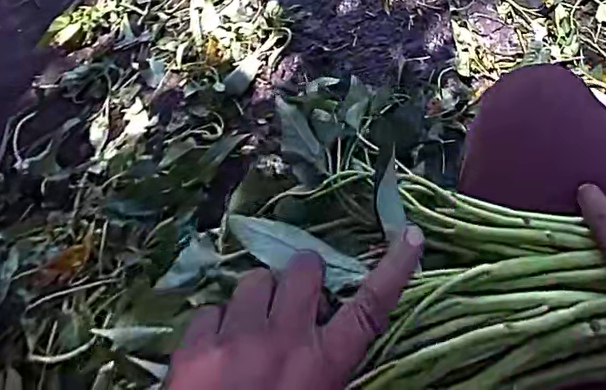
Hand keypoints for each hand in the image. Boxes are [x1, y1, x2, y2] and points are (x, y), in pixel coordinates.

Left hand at [168, 227, 424, 389]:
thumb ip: (327, 370)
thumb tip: (339, 336)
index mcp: (322, 367)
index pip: (369, 308)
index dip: (394, 269)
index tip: (412, 235)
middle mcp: (284, 342)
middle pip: (305, 269)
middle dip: (302, 281)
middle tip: (295, 305)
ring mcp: (236, 341)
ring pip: (256, 280)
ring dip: (258, 301)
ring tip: (251, 332)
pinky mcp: (192, 350)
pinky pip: (209, 310)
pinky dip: (214, 326)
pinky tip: (212, 352)